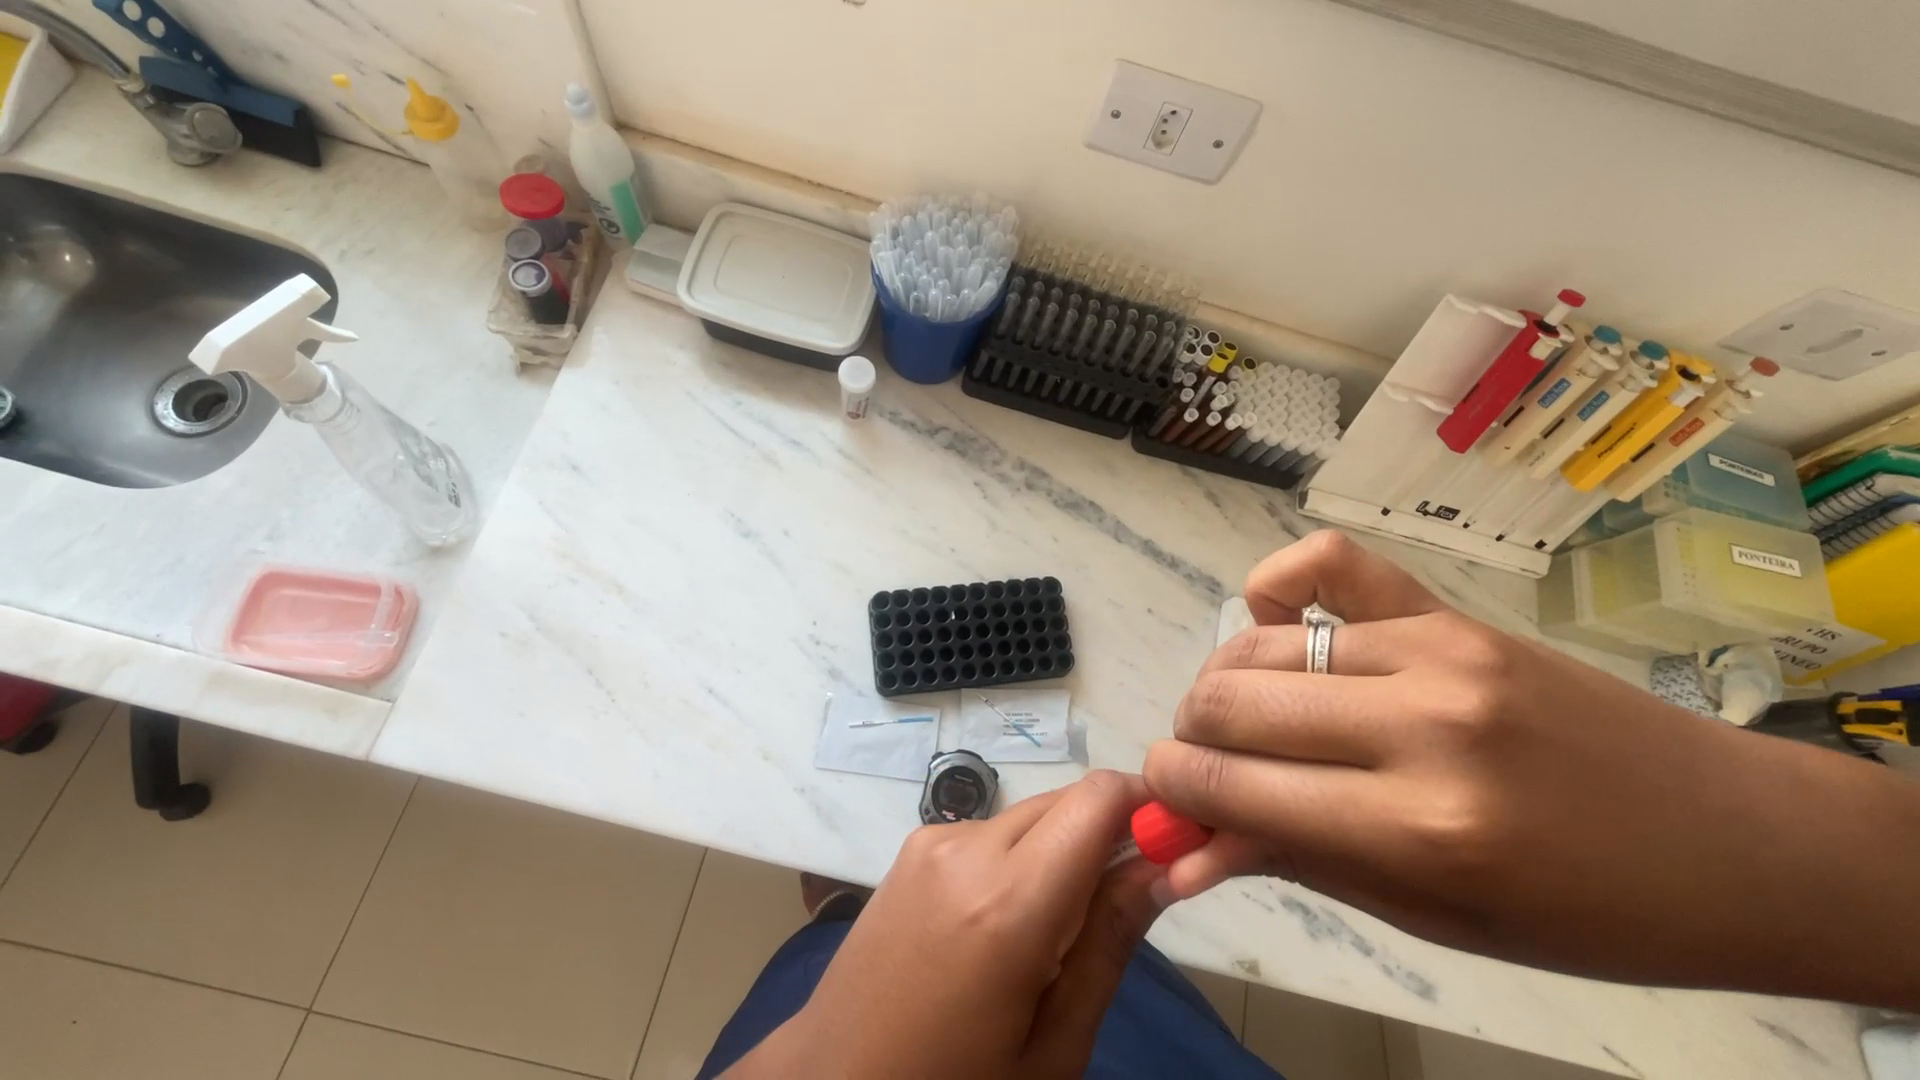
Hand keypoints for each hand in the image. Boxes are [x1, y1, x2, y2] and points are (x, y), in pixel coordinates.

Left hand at [725, 771, 1166, 1079]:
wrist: (837, 1077)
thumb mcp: (1054, 1041)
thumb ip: (1111, 940)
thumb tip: (1165, 863)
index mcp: (1010, 901)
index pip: (1099, 798)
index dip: (1147, 806)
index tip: (1175, 844)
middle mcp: (969, 848)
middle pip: (1068, 802)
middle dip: (1109, 833)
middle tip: (1126, 900)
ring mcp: (932, 841)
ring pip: (1031, 815)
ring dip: (1062, 849)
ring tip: (1055, 929)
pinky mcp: (913, 847)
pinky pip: (991, 831)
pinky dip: (1019, 856)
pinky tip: (1004, 921)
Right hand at [1144, 530, 1919, 1007]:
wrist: (1734, 840)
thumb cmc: (1584, 912)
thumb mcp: (1433, 918)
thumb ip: (1296, 866)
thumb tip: (1180, 857)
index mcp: (1417, 829)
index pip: (1230, 785)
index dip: (1171, 786)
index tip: (1165, 794)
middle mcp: (1417, 726)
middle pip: (1229, 703)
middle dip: (1188, 736)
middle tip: (1208, 763)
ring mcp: (1436, 652)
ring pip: (1259, 642)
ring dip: (1222, 681)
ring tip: (1245, 714)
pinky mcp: (1451, 612)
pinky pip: (1329, 562)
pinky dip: (1277, 584)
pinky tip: (1275, 616)